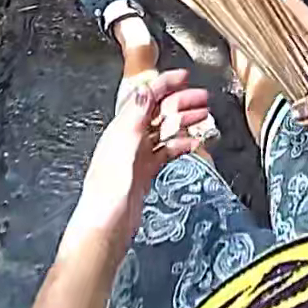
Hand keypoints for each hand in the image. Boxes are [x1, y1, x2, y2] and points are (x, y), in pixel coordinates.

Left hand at [65, 69, 210, 244]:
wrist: (104, 231)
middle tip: (203, 98)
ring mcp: (138, 155)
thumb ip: (134, 117)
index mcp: (123, 127)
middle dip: (182, 101)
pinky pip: (166, 151)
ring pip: (165, 130)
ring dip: (184, 121)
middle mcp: (130, 137)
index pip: (147, 96)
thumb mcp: (122, 147)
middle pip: (160, 111)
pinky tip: (192, 143)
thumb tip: (145, 89)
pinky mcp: (144, 172)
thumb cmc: (107, 192)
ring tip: (203, 116)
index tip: (184, 76)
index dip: (166, 83)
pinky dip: (180, 145)